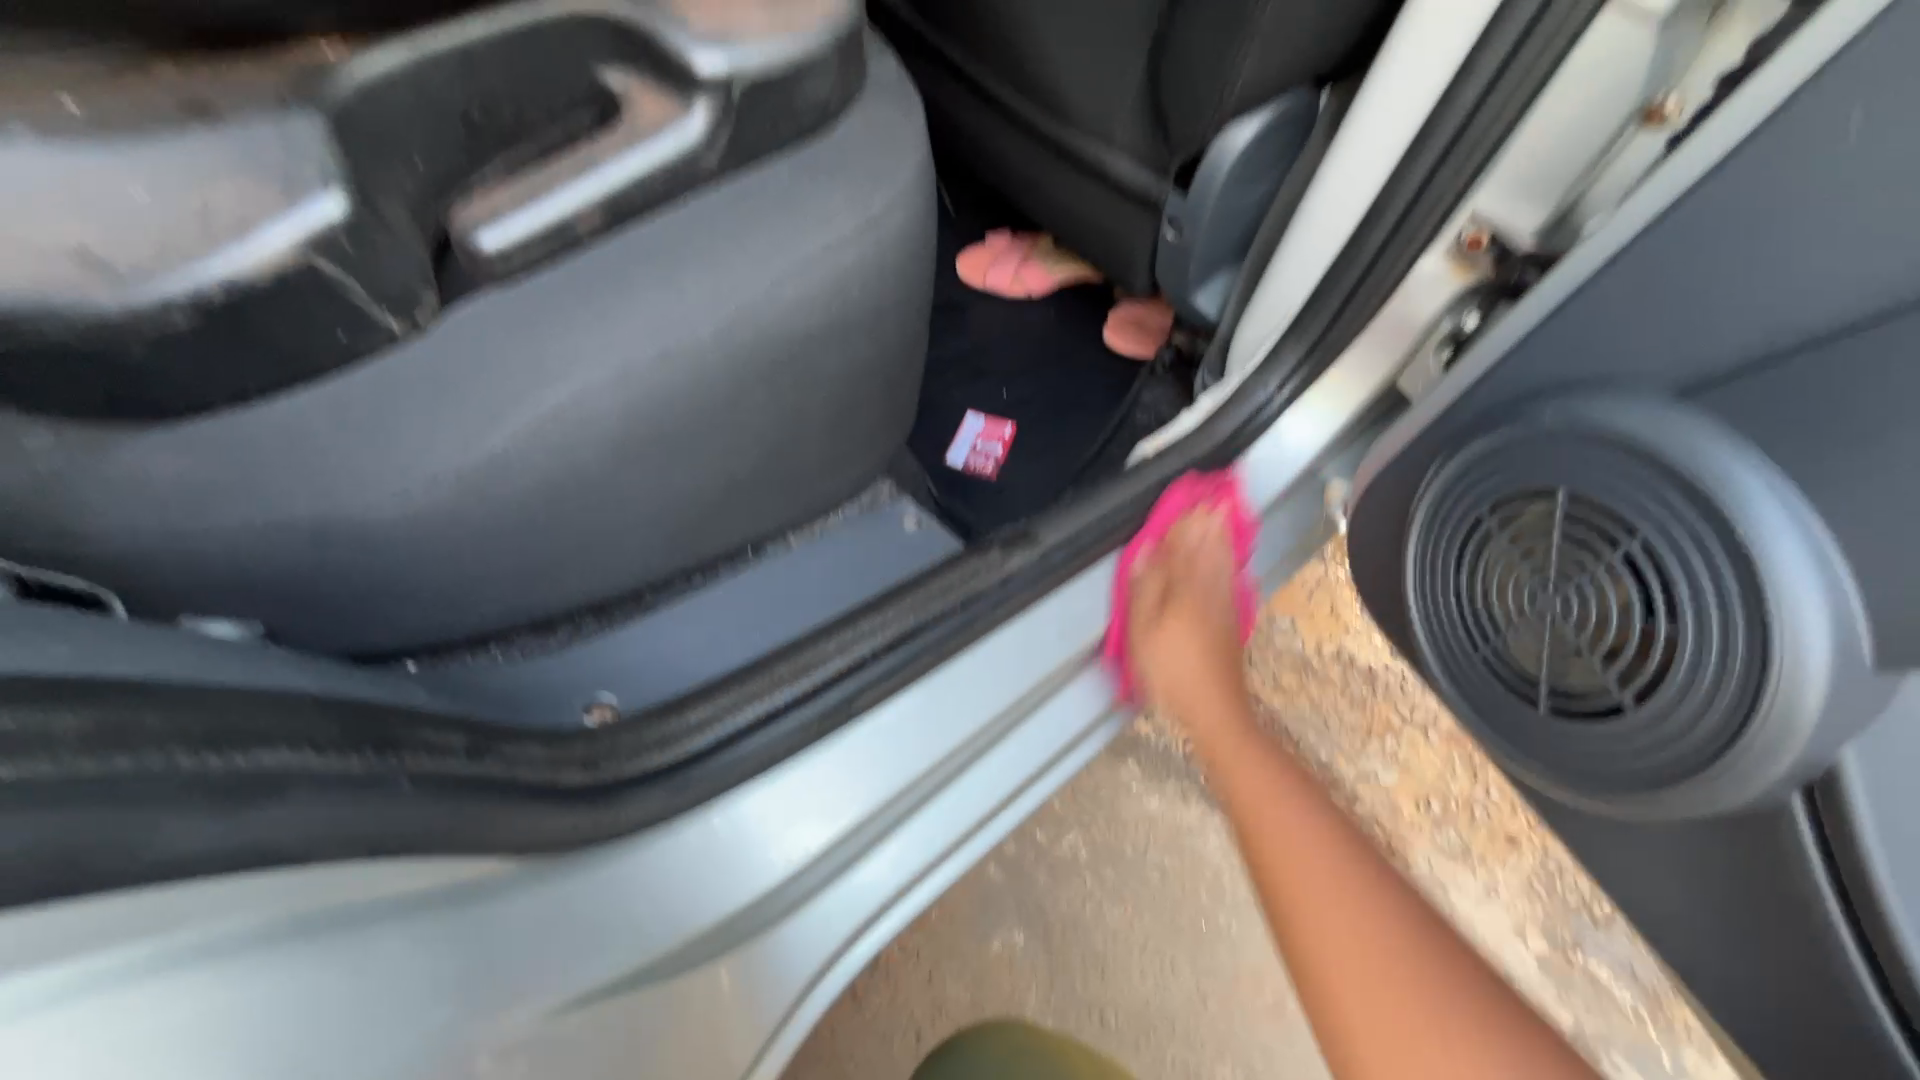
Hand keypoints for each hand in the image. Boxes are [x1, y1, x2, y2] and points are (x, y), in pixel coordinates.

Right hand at [1126, 506, 1254, 742]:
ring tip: (1222, 515)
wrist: (1214, 709)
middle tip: (1213, 497)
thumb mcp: (1144, 631)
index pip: (1183, 547)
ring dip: (1221, 537)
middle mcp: (1209, 591)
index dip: (1184, 523)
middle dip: (1208, 523)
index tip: (1187, 498)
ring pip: (1223, 562)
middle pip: (1209, 549)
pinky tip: (1230, 559)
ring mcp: (1224, 606)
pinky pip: (1230, 580)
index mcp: (1185, 589)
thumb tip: (1147, 551)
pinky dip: (1229, 562)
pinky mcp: (1231, 622)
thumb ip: (1145, 587)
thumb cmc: (1172, 672)